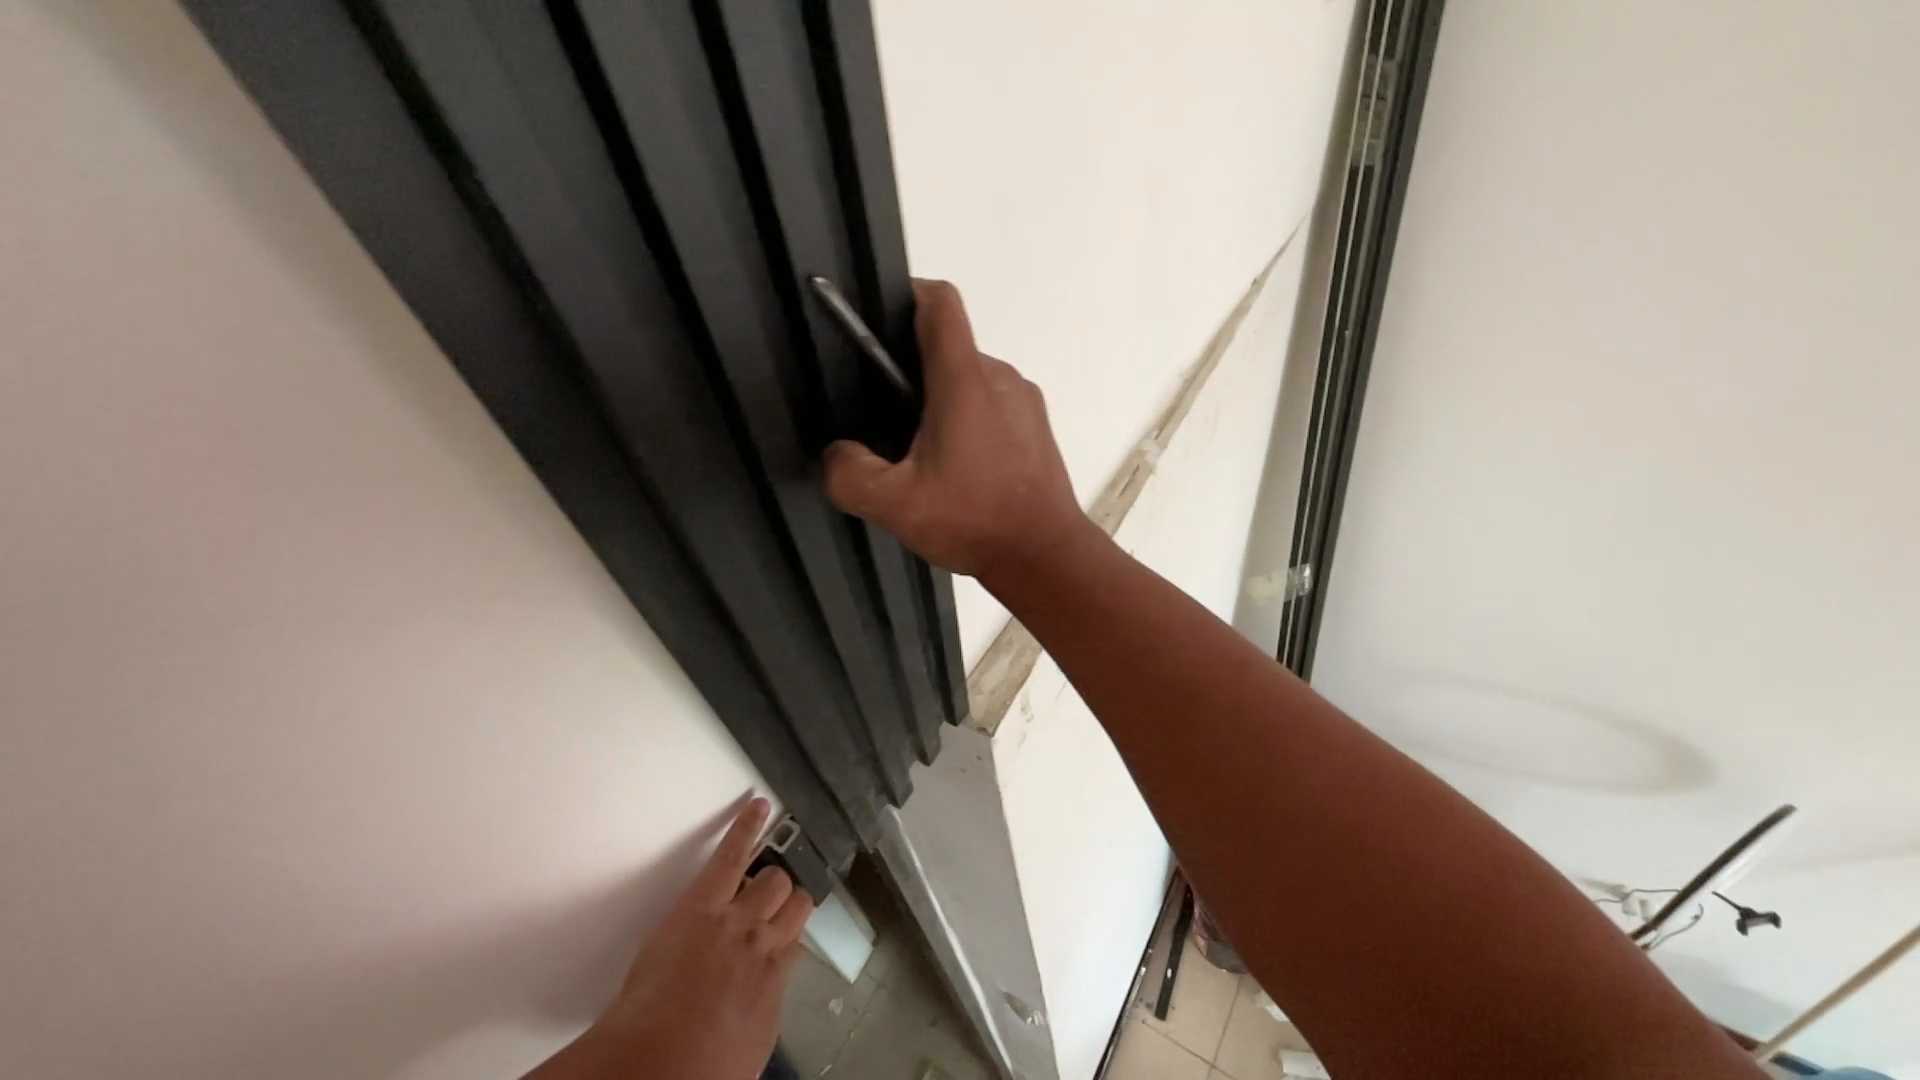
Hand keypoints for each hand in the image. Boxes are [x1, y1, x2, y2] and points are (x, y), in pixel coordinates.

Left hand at [525, 798, 811, 1079]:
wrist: (652, 1064)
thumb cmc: (694, 1068)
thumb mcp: (748, 1046)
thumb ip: (762, 1008)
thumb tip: (763, 996)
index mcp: (775, 980)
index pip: (796, 938)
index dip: (788, 931)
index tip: (783, 927)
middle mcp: (765, 944)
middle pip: (792, 900)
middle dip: (783, 899)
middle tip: (771, 898)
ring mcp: (736, 920)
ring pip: (774, 877)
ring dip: (771, 871)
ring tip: (775, 849)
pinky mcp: (703, 902)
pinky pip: (732, 855)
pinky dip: (747, 827)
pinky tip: (757, 807)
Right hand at [824, 280, 1095, 580]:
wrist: (1045, 556)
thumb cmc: (974, 521)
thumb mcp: (893, 505)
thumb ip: (848, 474)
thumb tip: (839, 454)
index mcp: (964, 380)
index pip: (939, 303)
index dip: (906, 296)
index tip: (879, 323)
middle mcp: (1000, 376)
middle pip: (948, 347)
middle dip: (912, 372)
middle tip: (886, 420)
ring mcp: (1025, 400)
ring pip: (970, 380)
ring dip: (941, 402)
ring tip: (922, 454)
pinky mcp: (1036, 426)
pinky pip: (993, 404)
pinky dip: (969, 421)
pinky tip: (958, 468)